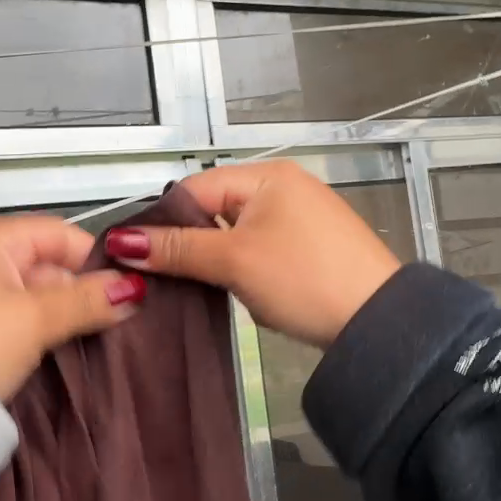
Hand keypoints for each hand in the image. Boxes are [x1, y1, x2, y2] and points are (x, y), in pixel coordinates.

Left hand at [0, 215, 145, 400]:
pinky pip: (13, 323)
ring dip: (62, 317)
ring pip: (32, 298)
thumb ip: (87, 301)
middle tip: (121, 325)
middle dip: (83, 293)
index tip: (130, 294)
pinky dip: (38, 335)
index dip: (96, 260)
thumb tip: (136, 289)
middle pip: (47, 266)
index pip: (60, 234)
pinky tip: (61, 355)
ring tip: (100, 342)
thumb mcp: (35, 319)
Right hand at [103, 161, 401, 347]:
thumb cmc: (304, 279)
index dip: (163, 221)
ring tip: (204, 288)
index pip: (195, 188)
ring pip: (235, 233)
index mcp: (267, 176)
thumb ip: (178, 249)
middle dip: (191, 243)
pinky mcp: (310, 248)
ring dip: (217, 260)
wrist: (379, 324)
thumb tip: (120, 240)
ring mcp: (300, 218)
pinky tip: (241, 293)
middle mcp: (284, 188)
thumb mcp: (234, 261)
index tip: (137, 257)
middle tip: (168, 279)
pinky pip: (259, 250)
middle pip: (214, 209)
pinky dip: (244, 269)